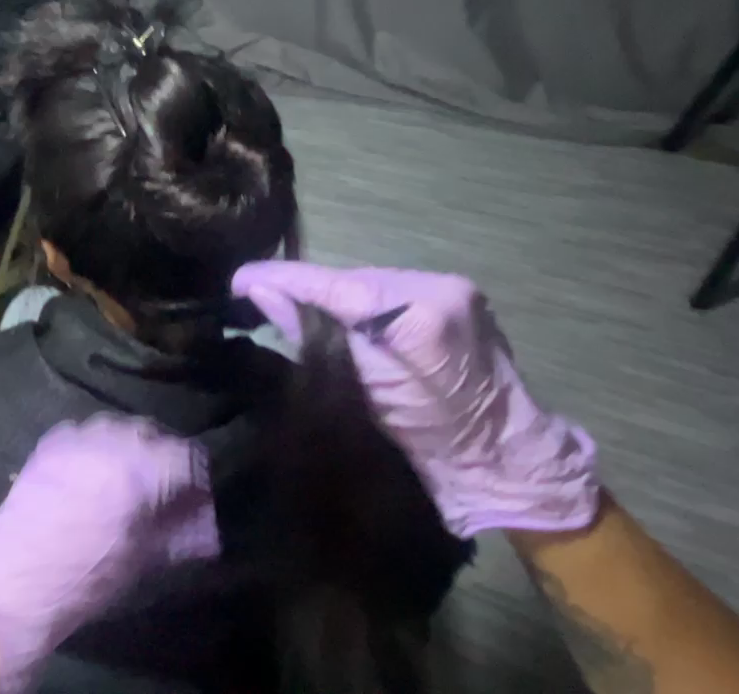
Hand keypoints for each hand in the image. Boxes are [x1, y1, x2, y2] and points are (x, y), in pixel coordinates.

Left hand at [0, 415, 219, 692]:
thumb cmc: (87, 576)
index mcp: (136, 472)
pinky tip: (97, 471)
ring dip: (130, 445)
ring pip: (115, 426)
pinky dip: (98, 446)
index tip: (199, 492)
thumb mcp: (143, 558)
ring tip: (132, 475)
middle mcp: (106, 444)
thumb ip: (177, 531)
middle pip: (148, 432)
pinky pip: (83, 432)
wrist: (17, 575)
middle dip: (164, 453)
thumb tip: (204, 521)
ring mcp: (73, 438)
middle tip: (169, 484)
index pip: (183, 454)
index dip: (197, 472)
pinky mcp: (48, 443)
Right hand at [232, 261, 599, 539]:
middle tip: (260, 302)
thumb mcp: (361, 390)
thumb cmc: (430, 438)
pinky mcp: (454, 296)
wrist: (503, 460)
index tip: (235, 280)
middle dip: (302, 289)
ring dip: (329, 297)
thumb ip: (311, 334)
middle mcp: (436, 285)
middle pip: (344, 278)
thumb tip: (258, 291)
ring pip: (363, 283)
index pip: (329, 282)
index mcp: (417, 311)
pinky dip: (357, 303)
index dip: (277, 278)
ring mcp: (449, 288)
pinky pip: (385, 291)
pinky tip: (340, 318)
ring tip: (294, 311)